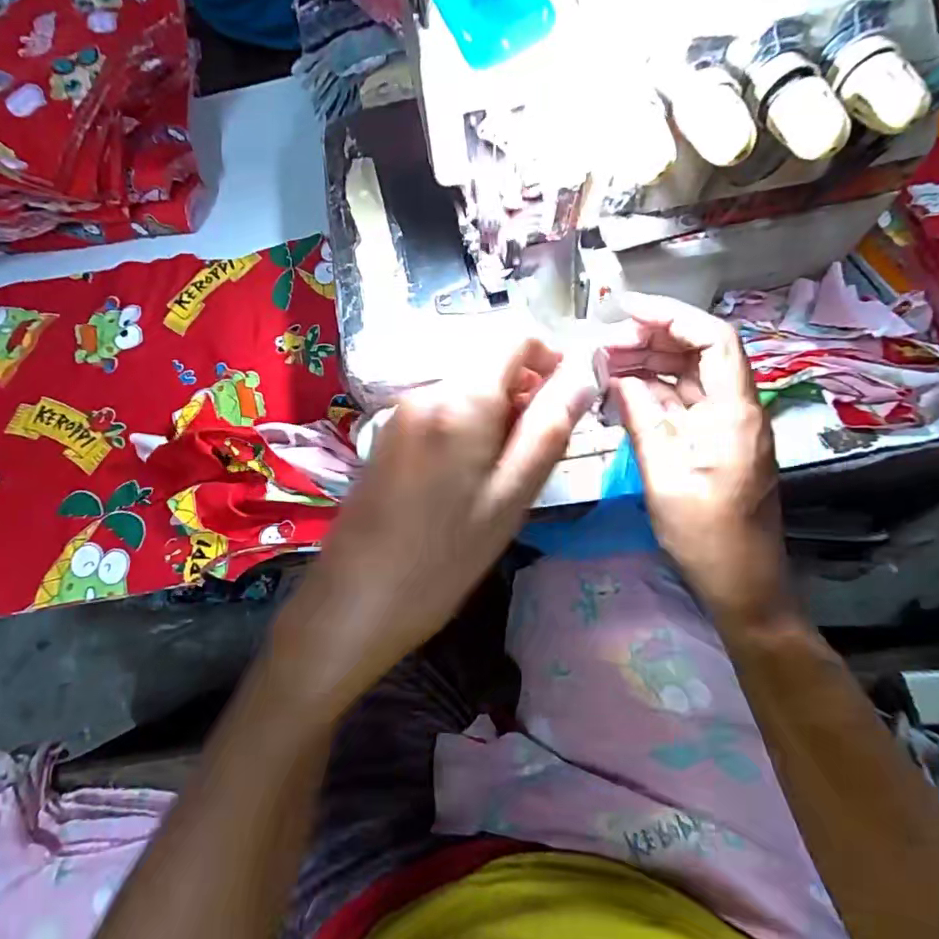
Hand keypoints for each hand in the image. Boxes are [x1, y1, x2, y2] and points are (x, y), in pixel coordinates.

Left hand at [265, 336, 595, 714]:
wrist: (354, 599)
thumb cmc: (443, 559)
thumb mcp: (510, 498)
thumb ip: (549, 429)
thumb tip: (584, 372)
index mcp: (459, 400)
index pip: (515, 338)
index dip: (551, 359)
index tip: (567, 404)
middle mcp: (424, 393)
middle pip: (489, 367)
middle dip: (524, 397)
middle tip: (535, 459)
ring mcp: (399, 415)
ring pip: (465, 394)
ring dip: (495, 419)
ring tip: (501, 481)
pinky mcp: (385, 438)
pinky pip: (439, 416)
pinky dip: (465, 433)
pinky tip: (464, 484)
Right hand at [603, 294, 789, 621]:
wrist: (741, 583)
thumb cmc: (706, 536)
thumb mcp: (664, 477)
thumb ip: (642, 420)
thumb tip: (616, 376)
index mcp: (735, 413)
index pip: (713, 339)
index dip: (671, 315)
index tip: (626, 310)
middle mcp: (736, 410)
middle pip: (698, 352)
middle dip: (650, 339)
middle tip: (601, 345)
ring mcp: (726, 426)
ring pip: (687, 376)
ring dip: (648, 364)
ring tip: (603, 364)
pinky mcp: (713, 442)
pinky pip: (682, 403)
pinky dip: (651, 392)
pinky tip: (619, 392)